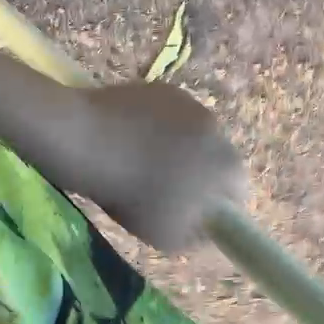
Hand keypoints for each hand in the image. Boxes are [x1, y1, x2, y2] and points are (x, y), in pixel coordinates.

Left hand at [69, 82, 247, 251]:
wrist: (87, 139)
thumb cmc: (132, 193)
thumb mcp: (171, 237)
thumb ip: (199, 234)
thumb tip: (205, 225)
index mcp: (228, 164)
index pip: (237, 192)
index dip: (216, 207)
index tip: (190, 213)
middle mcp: (215, 126)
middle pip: (214, 157)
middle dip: (196, 172)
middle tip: (162, 188)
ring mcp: (185, 101)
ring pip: (189, 133)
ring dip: (175, 145)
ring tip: (139, 160)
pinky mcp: (157, 85)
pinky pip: (165, 114)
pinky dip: (153, 123)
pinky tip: (128, 136)